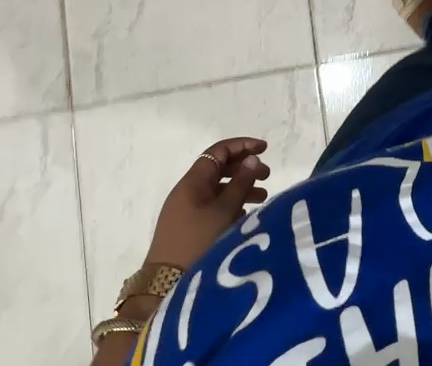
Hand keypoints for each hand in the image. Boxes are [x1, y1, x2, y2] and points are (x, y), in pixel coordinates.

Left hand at [143, 138, 271, 271]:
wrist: (164, 285)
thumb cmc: (197, 241)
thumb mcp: (224, 210)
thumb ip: (241, 183)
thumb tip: (252, 158)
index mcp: (192, 182)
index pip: (218, 151)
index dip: (242, 146)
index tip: (265, 149)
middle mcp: (187, 192)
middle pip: (219, 169)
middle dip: (245, 168)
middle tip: (267, 175)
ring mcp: (186, 211)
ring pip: (218, 189)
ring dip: (241, 188)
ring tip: (263, 197)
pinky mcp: (188, 228)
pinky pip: (213, 206)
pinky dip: (231, 205)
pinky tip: (245, 217)